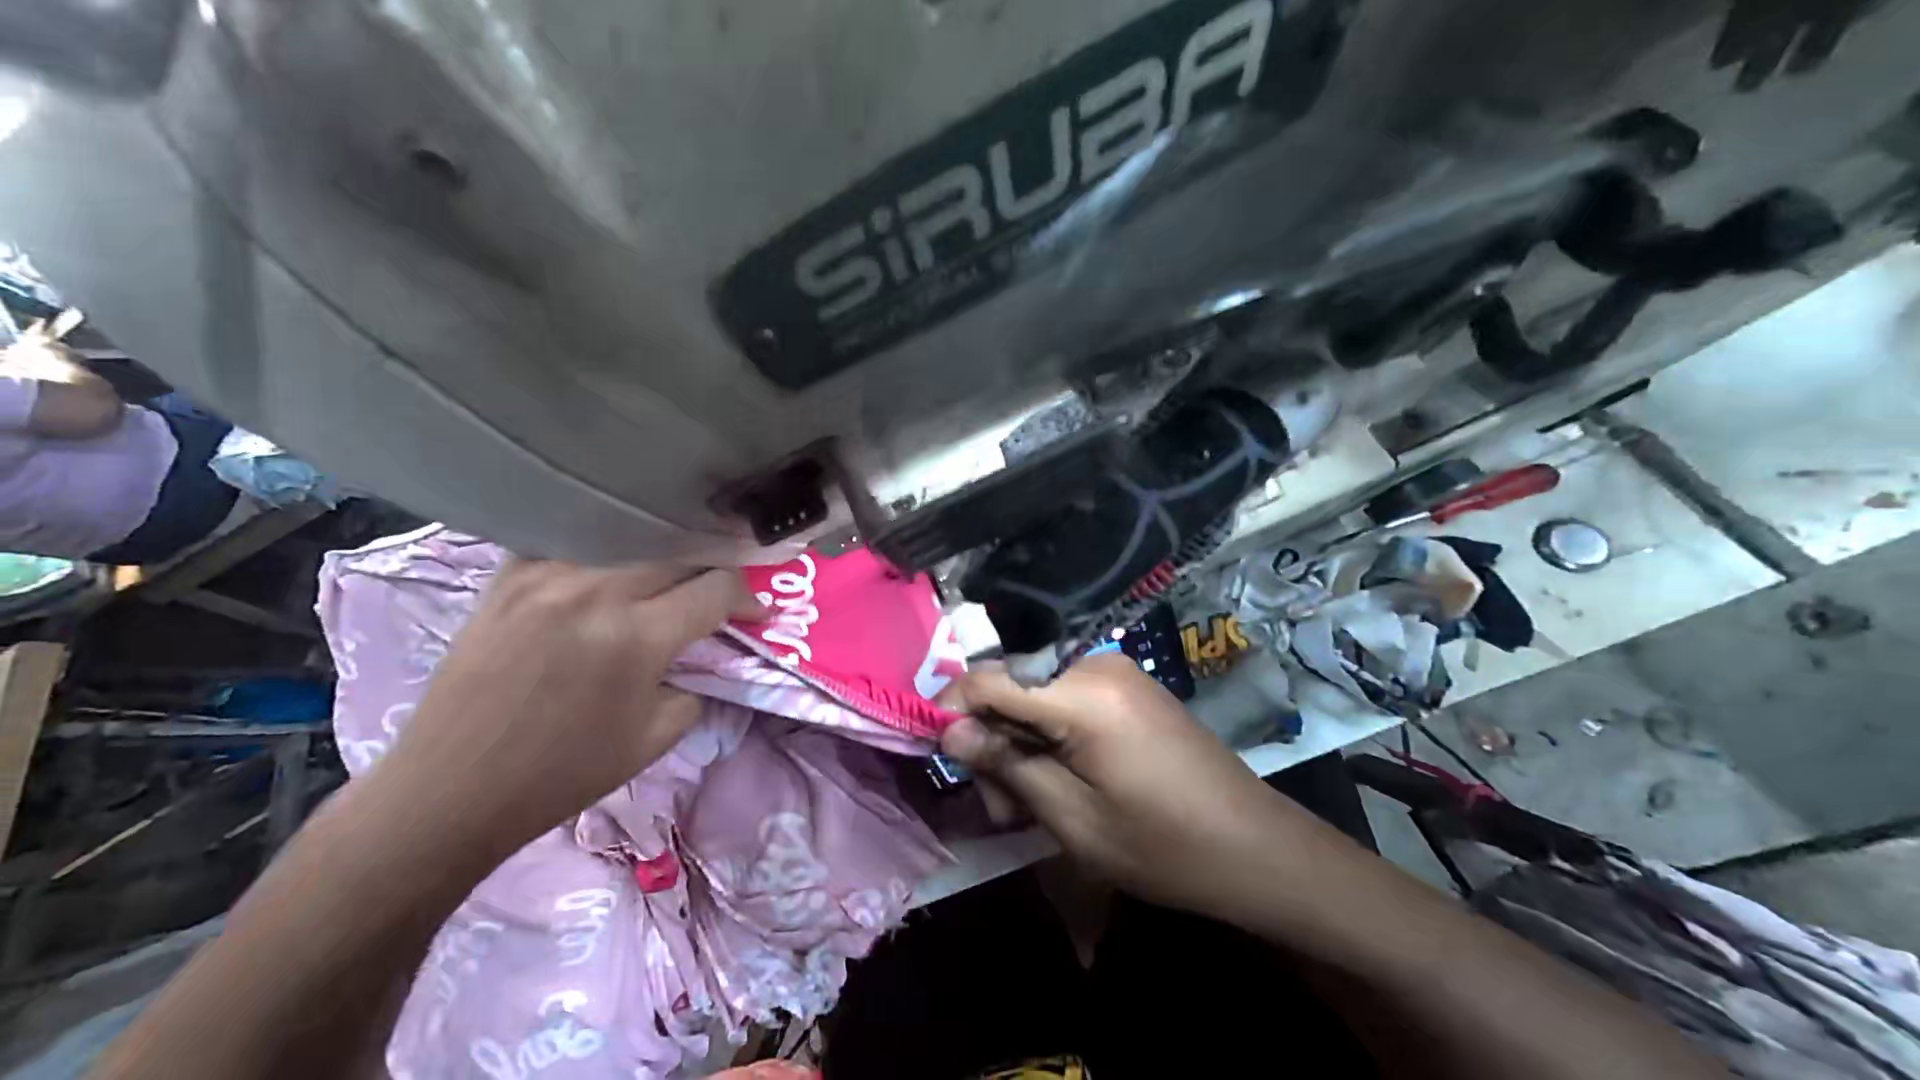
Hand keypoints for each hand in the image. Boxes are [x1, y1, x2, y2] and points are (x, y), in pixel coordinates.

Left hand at [375, 560, 763, 854]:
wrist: (452, 789)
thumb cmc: (563, 774)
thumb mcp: (655, 738)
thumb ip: (695, 683)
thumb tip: (706, 652)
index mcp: (637, 638)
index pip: (717, 588)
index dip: (748, 598)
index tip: (755, 613)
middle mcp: (596, 592)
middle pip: (680, 553)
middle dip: (711, 572)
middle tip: (717, 594)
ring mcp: (547, 576)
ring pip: (630, 542)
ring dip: (661, 561)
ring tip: (667, 582)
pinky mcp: (509, 576)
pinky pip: (573, 544)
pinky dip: (602, 556)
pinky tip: (606, 574)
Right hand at [939, 653, 1322, 922]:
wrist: (1258, 848)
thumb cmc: (1163, 846)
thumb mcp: (1072, 818)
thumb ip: (1007, 765)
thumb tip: (950, 730)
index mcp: (1081, 693)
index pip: (989, 680)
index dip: (953, 712)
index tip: (940, 755)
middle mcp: (1096, 666)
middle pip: (1012, 692)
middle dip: (995, 747)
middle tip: (999, 809)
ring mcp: (1117, 674)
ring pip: (1037, 701)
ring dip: (1022, 750)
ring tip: (1028, 810)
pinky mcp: (1128, 689)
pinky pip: (1067, 703)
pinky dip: (1051, 740)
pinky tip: (1059, 785)